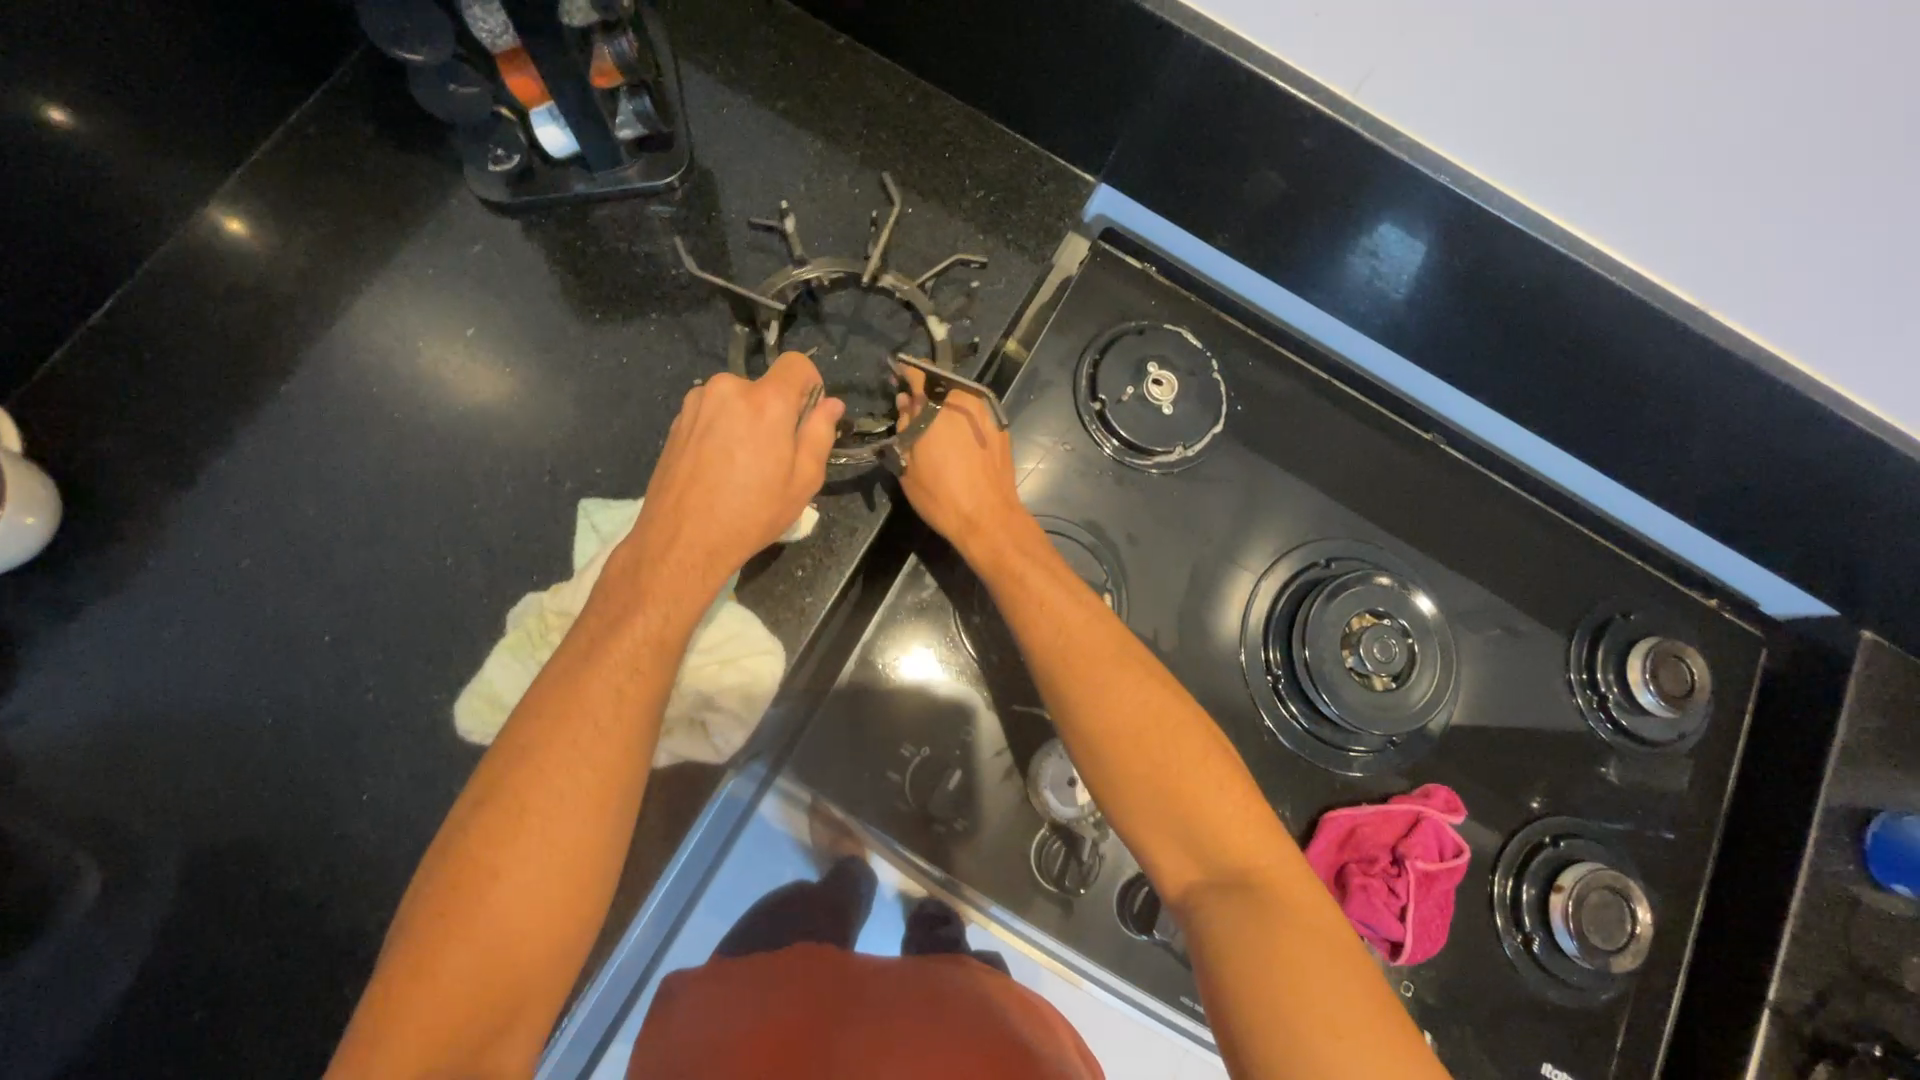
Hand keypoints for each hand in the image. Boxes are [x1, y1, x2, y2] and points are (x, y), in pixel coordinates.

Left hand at [618, 352, 843, 598]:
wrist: (682, 540)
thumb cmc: (751, 514)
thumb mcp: (803, 481)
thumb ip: (820, 434)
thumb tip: (830, 405)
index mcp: (766, 401)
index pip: (797, 363)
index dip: (810, 387)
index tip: (807, 421)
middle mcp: (728, 388)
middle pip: (766, 386)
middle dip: (776, 412)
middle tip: (774, 456)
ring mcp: (697, 401)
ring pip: (738, 400)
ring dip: (747, 420)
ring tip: (742, 466)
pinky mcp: (678, 419)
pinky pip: (714, 412)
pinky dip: (723, 429)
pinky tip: (718, 467)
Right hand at [893, 361, 1027, 557]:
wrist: (989, 518)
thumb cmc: (941, 495)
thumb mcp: (907, 465)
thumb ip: (905, 427)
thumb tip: (905, 403)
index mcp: (936, 407)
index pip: (918, 374)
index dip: (907, 373)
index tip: (899, 374)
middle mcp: (964, 402)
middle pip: (942, 386)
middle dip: (928, 394)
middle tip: (917, 413)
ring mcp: (987, 413)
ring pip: (961, 400)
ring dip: (948, 408)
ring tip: (938, 430)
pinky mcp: (1002, 428)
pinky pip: (977, 415)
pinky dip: (965, 421)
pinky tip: (959, 443)